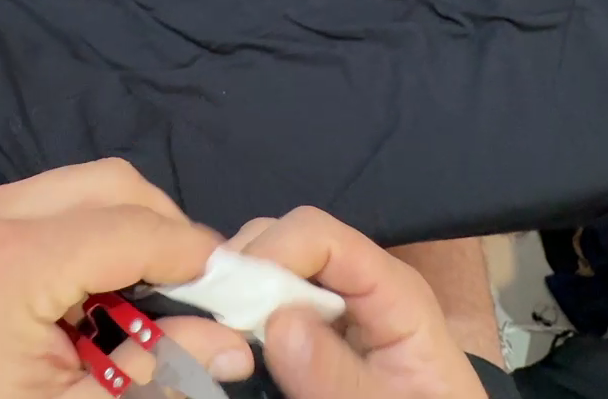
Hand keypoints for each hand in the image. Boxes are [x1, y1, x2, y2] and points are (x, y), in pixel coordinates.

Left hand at [0, 159, 254, 398]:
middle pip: (111, 184)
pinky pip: (51, 202)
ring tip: (145, 292)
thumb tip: (235, 344)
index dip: (192, 251)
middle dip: (163, 227)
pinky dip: (89, 231)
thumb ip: (158, 374)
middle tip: (193, 287)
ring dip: (127, 227)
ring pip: (83, 184)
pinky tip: (94, 287)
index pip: (131, 228)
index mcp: (11, 260)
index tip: (235, 282)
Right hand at [229, 207, 488, 398]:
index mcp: (390, 287)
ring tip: (223, 336)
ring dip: (240, 290)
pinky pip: (270, 295)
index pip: (317, 232)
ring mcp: (334, 299)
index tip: (232, 304)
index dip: (270, 253)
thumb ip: (337, 375)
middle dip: (246, 270)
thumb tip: (278, 324)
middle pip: (286, 236)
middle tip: (217, 324)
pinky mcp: (317, 323)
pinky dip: (244, 310)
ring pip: (270, 260)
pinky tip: (236, 341)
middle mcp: (357, 279)